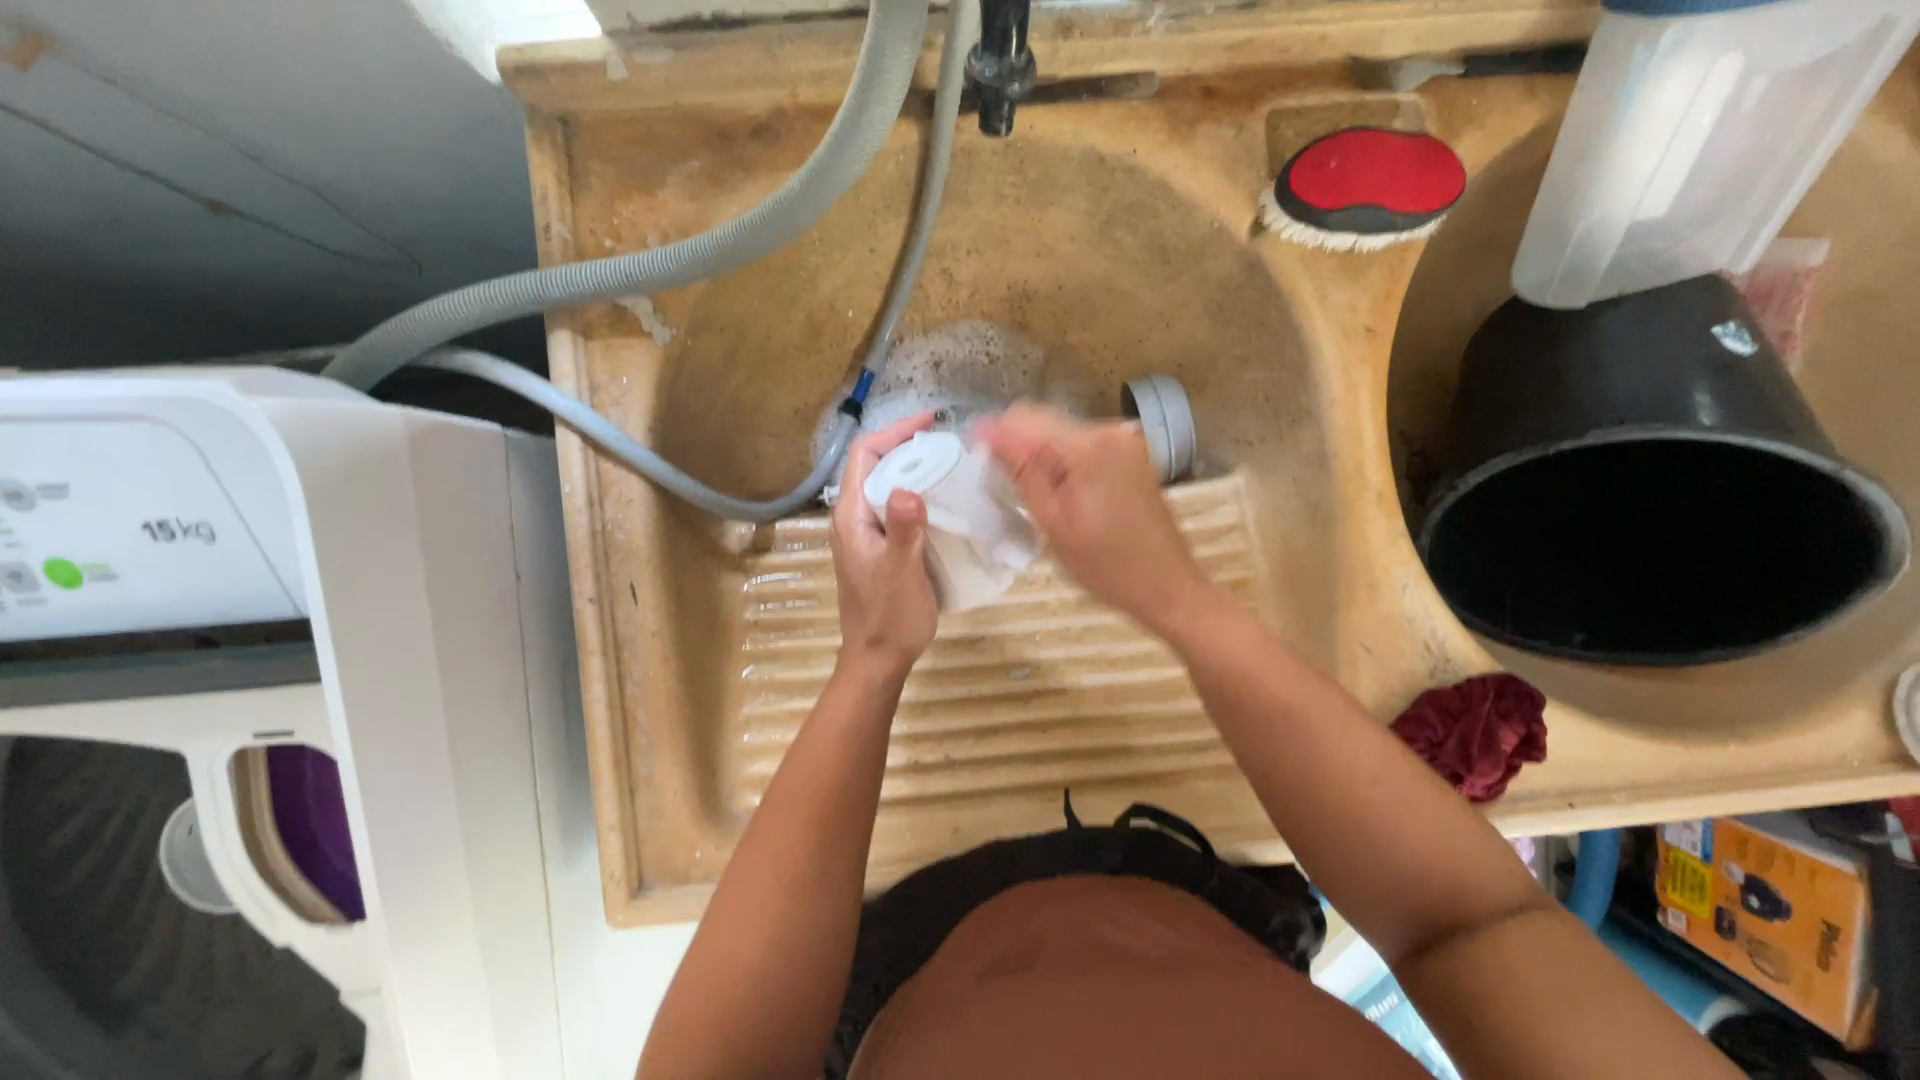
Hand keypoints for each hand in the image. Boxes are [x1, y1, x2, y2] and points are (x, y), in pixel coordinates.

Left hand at [830, 412, 939, 677]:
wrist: (877, 659)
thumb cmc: (888, 617)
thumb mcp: (900, 572)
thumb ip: (904, 531)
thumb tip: (910, 490)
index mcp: (852, 517)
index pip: (866, 455)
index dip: (895, 431)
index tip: (930, 422)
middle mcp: (854, 519)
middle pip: (876, 466)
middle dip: (909, 446)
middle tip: (948, 443)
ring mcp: (866, 535)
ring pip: (888, 487)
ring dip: (915, 470)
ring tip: (950, 466)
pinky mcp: (880, 549)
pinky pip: (897, 509)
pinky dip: (918, 495)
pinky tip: (944, 503)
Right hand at [975, 403, 1209, 633]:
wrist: (1169, 587)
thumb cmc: (1108, 567)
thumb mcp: (1054, 524)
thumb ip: (1021, 472)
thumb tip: (988, 432)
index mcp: (1088, 447)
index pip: (1023, 417)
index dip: (997, 437)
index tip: (982, 469)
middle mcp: (1110, 433)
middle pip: (1044, 422)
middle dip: (1021, 450)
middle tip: (1011, 493)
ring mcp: (1126, 443)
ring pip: (1063, 435)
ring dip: (1044, 460)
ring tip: (1042, 504)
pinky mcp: (1133, 457)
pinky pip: (1085, 448)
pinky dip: (1068, 466)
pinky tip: (1069, 501)